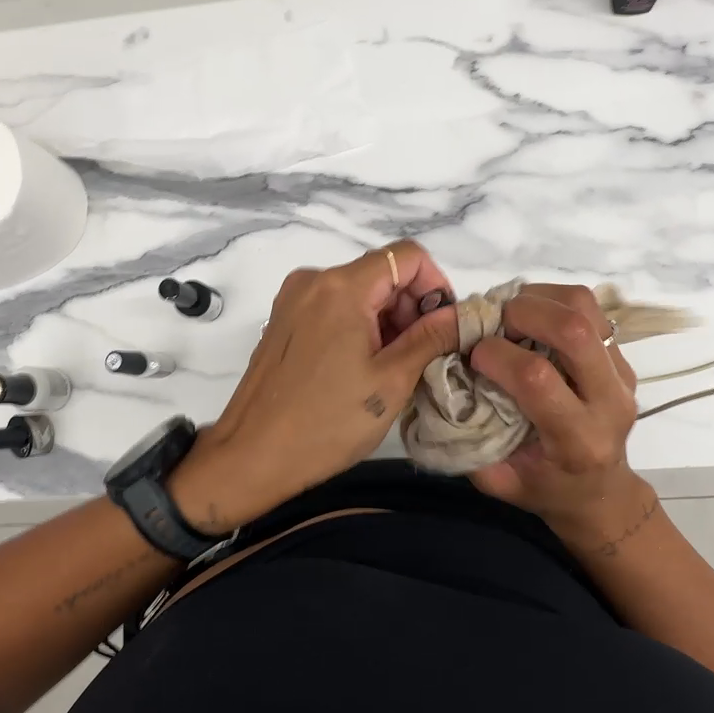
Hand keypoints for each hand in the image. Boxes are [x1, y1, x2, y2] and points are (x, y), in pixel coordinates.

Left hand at [174, 240, 458, 532]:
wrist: (252, 456)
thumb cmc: (326, 422)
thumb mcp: (391, 381)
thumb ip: (430, 338)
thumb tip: (461, 314)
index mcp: (341, 286)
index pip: (409, 256)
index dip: (436, 287)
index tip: (442, 330)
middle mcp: (313, 281)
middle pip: (381, 273)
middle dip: (411, 308)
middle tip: (421, 359)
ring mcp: (293, 301)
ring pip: (358, 293)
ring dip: (386, 323)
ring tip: (392, 372)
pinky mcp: (283, 323)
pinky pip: (333, 309)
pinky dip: (358, 329)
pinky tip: (361, 371)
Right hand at [464, 284, 652, 542]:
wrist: (601, 492)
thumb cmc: (545, 489)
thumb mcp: (499, 481)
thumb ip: (468, 442)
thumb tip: (437, 390)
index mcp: (577, 440)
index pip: (537, 377)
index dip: (496, 355)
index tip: (472, 356)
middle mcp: (609, 403)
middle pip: (574, 330)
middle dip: (522, 312)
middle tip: (491, 321)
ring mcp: (621, 375)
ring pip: (587, 309)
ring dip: (540, 297)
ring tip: (510, 313)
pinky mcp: (621, 358)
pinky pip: (591, 311)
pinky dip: (552, 302)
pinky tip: (529, 320)